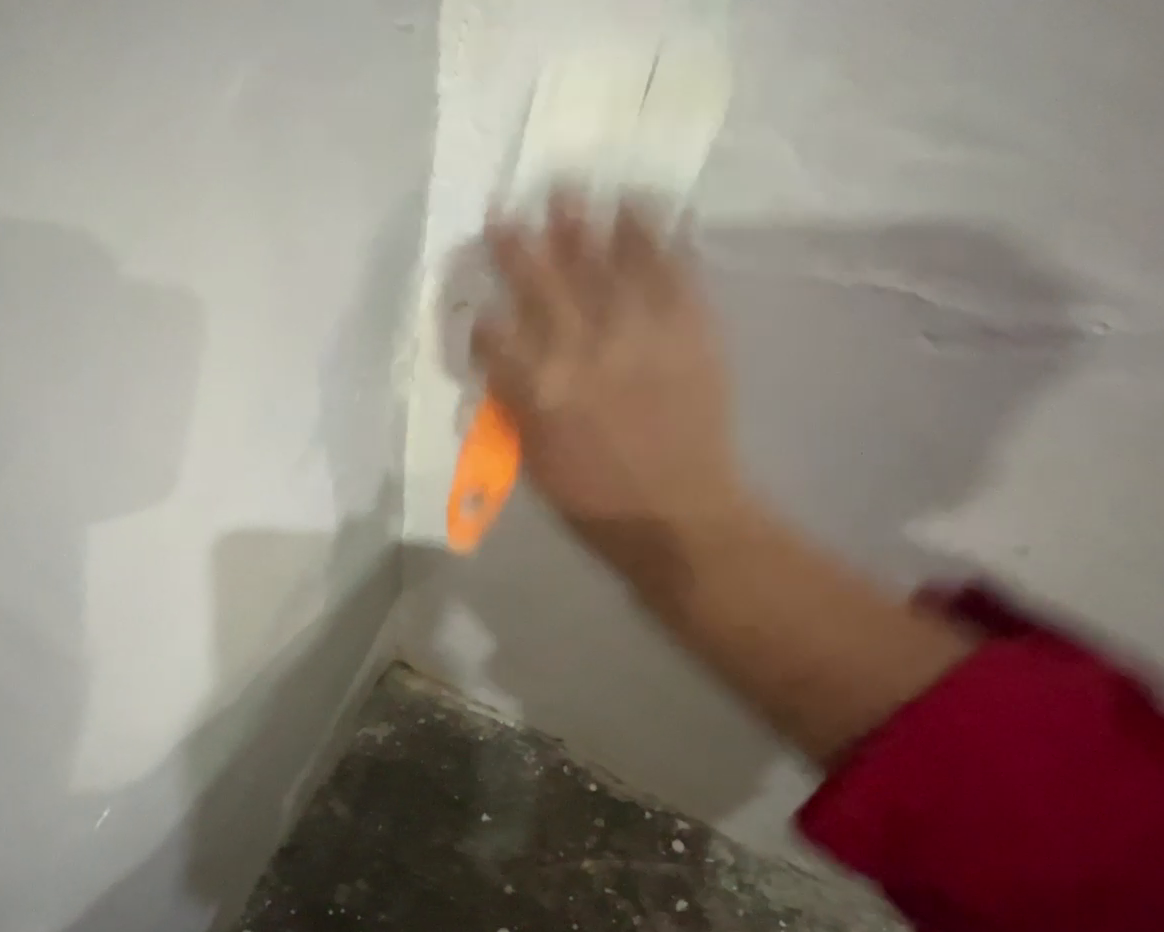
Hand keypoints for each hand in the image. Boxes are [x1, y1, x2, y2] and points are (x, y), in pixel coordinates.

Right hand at [473, 192, 748, 571]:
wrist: (678, 513)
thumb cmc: (593, 498)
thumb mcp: (532, 459)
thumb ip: (513, 403)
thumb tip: (501, 361)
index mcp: (535, 390)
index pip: (492, 335)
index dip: (480, 312)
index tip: (475, 297)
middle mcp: (580, 352)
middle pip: (539, 285)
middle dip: (517, 246)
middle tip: (504, 210)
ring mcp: (638, 334)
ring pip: (603, 264)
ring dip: (581, 224)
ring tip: (568, 187)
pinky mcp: (688, 328)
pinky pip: (669, 269)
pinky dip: (654, 236)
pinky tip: (638, 207)